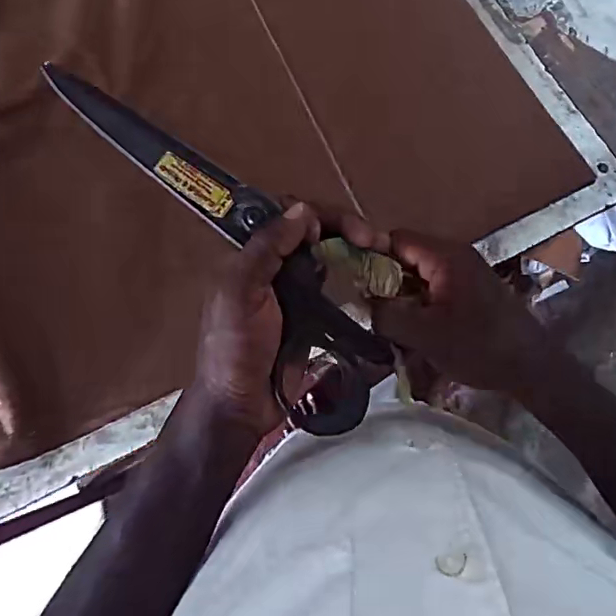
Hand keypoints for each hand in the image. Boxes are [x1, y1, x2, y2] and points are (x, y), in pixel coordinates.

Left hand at [186, 202, 389, 436]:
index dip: (321, 214)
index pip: (289, 215)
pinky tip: (372, 279)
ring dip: (352, 249)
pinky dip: (352, 277)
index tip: (350, 230)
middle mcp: (273, 264)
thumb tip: (304, 210)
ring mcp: (293, 290)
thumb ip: (267, 248)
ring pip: (326, 255)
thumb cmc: (235, 345)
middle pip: (313, 231)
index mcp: (250, 253)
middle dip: (345, 228)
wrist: (239, 406)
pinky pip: (333, 286)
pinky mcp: (310, 314)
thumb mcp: (241, 291)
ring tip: (381, 255)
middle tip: (376, 242)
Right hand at [371, 231, 561, 401]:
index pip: (396, 239)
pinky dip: (418, 302)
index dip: (370, 254)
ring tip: (383, 319)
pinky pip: (433, 286)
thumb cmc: (481, 346)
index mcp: (445, 256)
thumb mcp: (427, 335)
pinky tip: (410, 327)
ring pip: (418, 273)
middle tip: (364, 304)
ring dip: (401, 294)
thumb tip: (357, 304)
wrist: (533, 368)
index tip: (351, 279)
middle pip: (406, 255)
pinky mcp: (469, 290)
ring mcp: (464, 272)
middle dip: (383, 278)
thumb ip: (388, 316)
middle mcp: (454, 255)